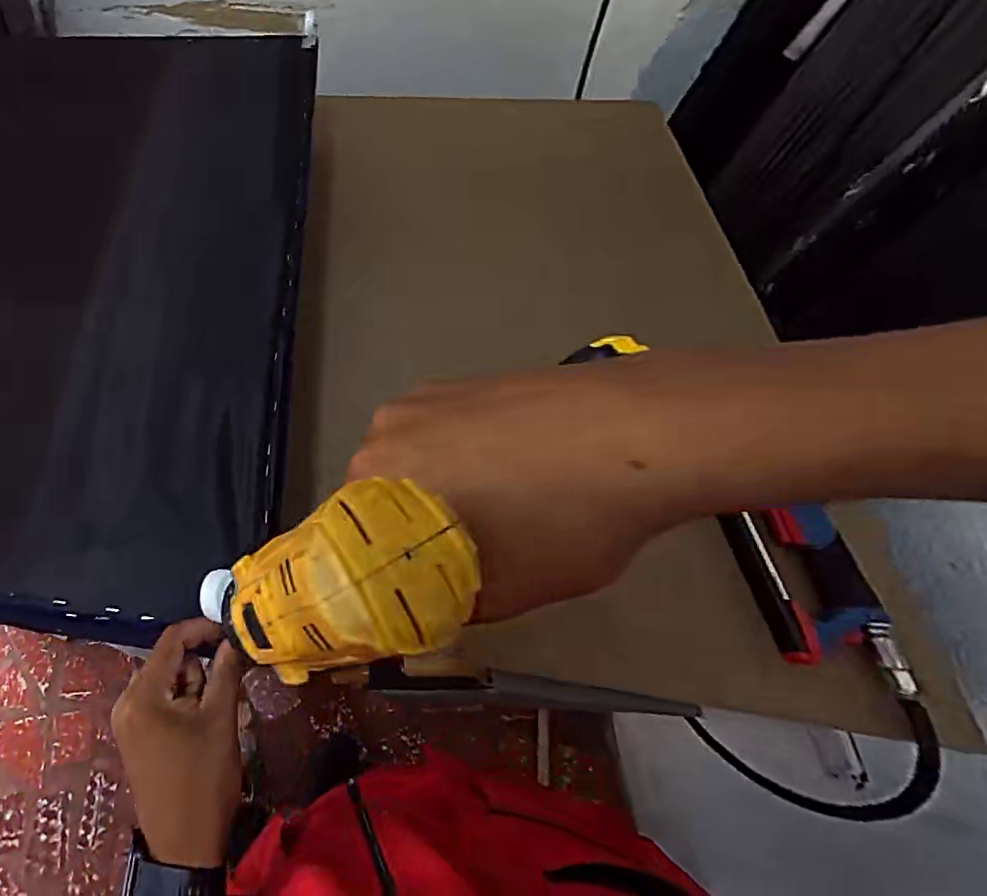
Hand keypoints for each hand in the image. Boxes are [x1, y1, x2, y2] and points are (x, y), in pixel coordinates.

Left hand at [111, 619, 246, 868]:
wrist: (183, 847)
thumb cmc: (202, 782)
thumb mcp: (220, 720)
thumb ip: (225, 672)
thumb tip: (231, 641)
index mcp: (142, 695)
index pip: (171, 640)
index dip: (201, 630)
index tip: (228, 633)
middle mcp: (126, 702)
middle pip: (167, 661)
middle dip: (197, 668)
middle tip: (219, 694)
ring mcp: (126, 720)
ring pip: (165, 680)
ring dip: (191, 687)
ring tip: (209, 718)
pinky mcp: (133, 736)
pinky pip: (158, 700)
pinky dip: (181, 702)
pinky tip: (197, 726)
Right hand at [347, 362, 697, 621]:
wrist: (640, 432)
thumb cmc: (563, 518)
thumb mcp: (508, 592)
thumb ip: (452, 606)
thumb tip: (436, 604)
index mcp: (376, 473)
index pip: (346, 530)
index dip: (374, 564)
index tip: (406, 586)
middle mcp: (386, 427)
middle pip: (377, 492)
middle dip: (405, 526)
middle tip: (454, 556)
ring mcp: (428, 396)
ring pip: (412, 458)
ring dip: (435, 487)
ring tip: (495, 507)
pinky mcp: (466, 381)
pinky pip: (444, 431)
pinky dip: (464, 455)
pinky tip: (516, 468)